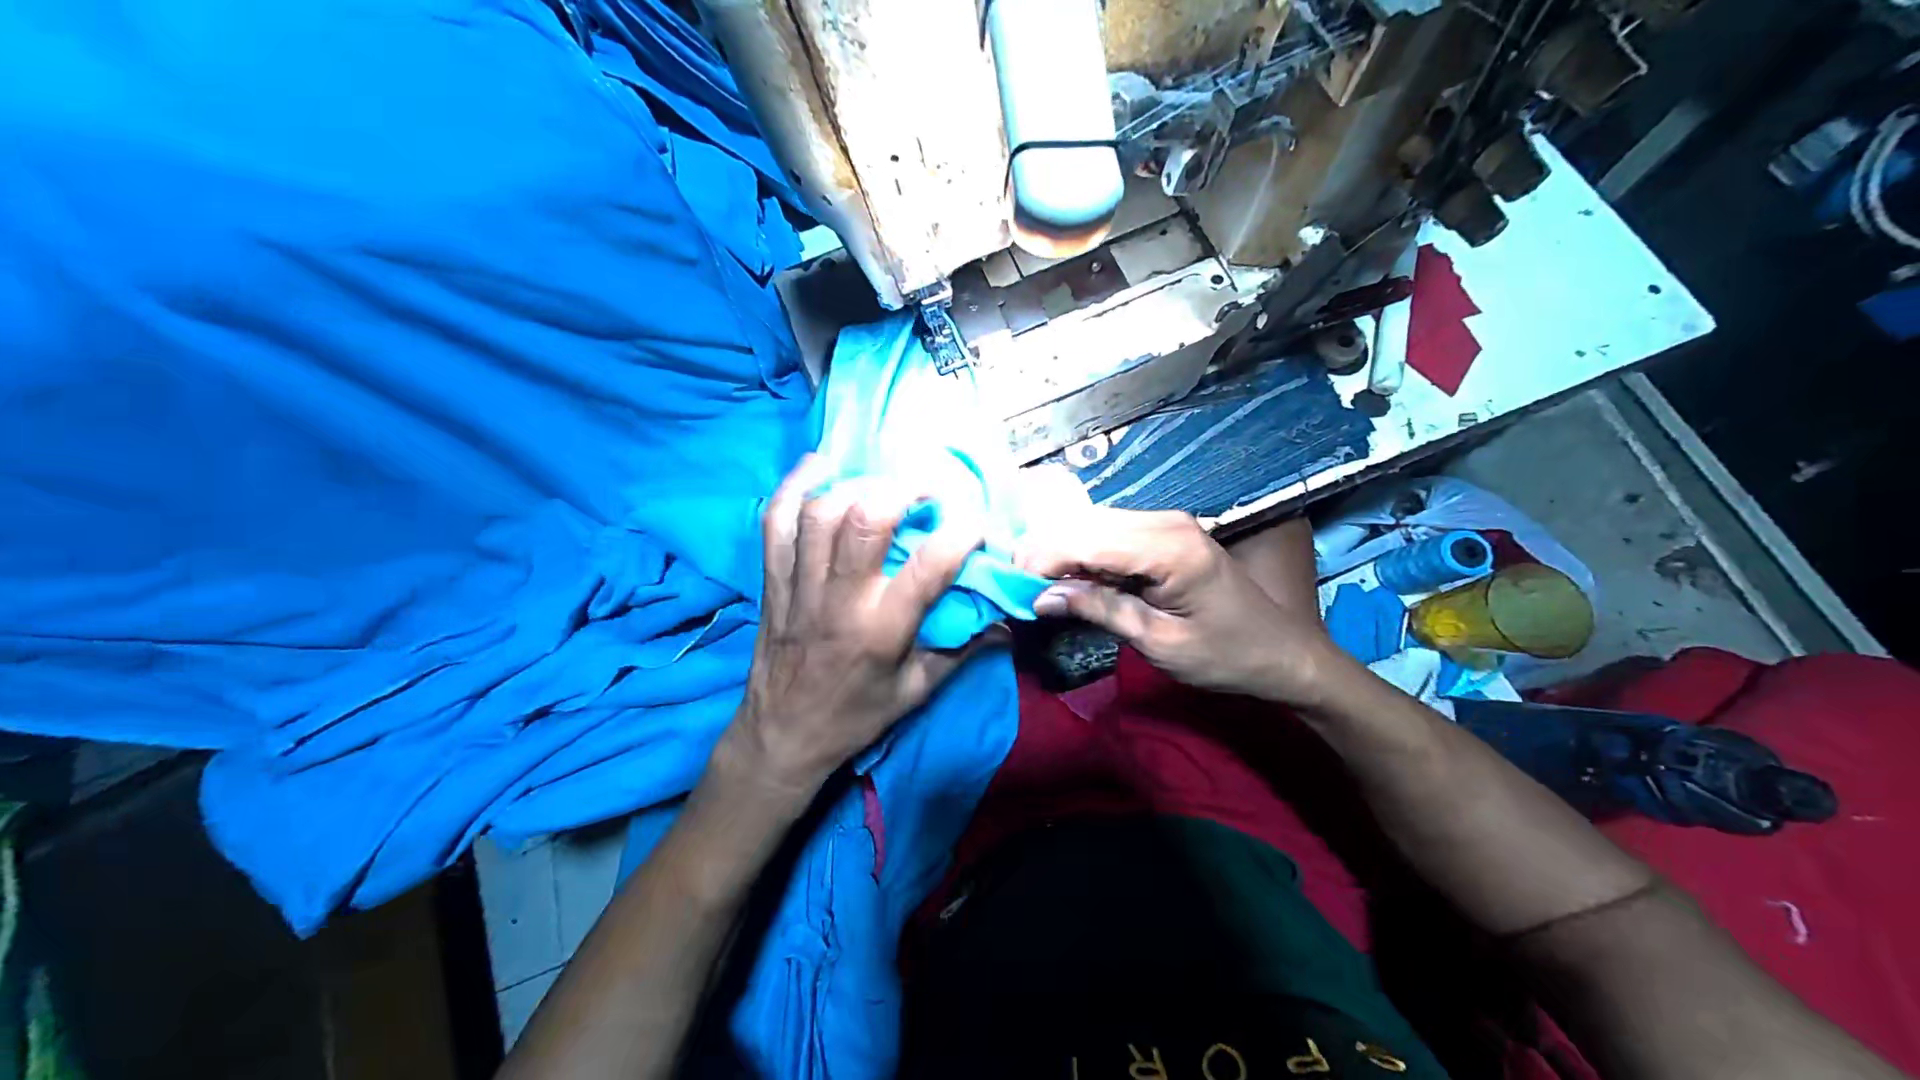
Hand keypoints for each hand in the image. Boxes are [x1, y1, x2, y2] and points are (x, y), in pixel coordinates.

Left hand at [722, 456, 987, 795]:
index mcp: (881, 630)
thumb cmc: (855, 716)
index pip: (929, 566)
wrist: (782, 735)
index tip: (979, 525)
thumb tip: (1007, 620)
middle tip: (927, 490)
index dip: (963, 534)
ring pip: (820, 512)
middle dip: (903, 490)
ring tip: (882, 482)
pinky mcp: (772, 580)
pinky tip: (821, 467)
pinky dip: (794, 486)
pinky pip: (775, 522)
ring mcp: (799, 586)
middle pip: (864, 521)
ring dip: (855, 485)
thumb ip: (963, 651)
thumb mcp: (917, 692)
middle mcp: (839, 600)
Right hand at [1017, 508, 1346, 705]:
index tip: (1010, 586)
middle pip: (1084, 524)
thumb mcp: (1160, 643)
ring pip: (1092, 524)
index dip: (1041, 560)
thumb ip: (1101, 611)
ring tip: (1035, 584)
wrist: (1282, 651)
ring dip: (1061, 551)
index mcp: (1170, 548)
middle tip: (1016, 586)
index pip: (1086, 541)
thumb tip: (1042, 597)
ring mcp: (1166, 522)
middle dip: (1045, 552)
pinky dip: (1083, 552)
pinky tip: (1070, 577)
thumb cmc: (1227, 655)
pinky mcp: (1164, 531)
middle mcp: (1165, 521)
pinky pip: (1109, 532)